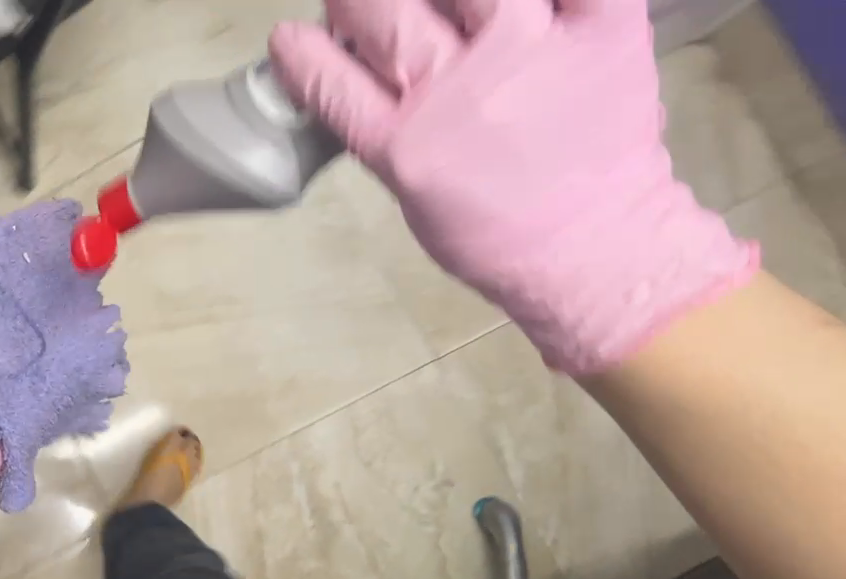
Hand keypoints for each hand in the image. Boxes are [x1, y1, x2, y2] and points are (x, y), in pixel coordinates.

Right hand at [269, 0, 756, 374]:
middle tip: (360, 10)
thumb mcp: (407, 187)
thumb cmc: (484, 228)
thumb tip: (362, 70)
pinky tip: (508, 6)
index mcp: (399, 142)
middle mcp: (455, 86)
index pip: (332, 82)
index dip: (302, 54)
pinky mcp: (603, 18)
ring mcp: (531, 43)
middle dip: (359, 5)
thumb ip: (384, 124)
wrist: (586, 242)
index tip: (288, 37)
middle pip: (386, 14)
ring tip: (424, 6)